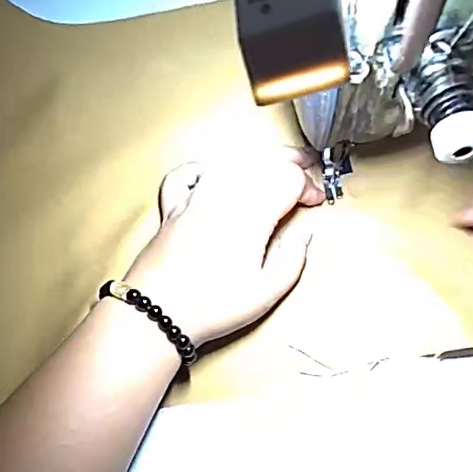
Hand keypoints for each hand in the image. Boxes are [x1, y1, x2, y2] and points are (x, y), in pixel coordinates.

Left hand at [120, 147, 325, 345]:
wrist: (157, 313)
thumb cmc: (209, 307)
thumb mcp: (266, 292)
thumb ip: (292, 260)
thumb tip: (303, 237)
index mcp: (251, 215)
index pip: (289, 180)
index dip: (309, 186)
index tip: (315, 200)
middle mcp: (223, 198)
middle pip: (262, 160)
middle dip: (289, 160)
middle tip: (305, 166)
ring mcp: (194, 199)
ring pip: (229, 161)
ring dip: (254, 158)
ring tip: (269, 164)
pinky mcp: (172, 209)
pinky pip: (185, 175)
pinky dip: (201, 169)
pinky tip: (211, 174)